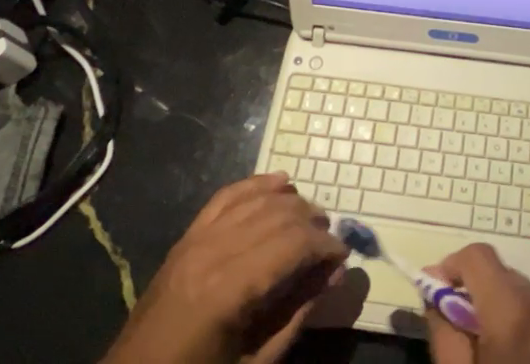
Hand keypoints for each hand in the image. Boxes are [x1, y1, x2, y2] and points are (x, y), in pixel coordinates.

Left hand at [102, 173, 347, 363]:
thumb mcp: (256, 360)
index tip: (343, 258)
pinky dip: (255, 185)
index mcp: (229, 289)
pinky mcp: (186, 237)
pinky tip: (280, 182)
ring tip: (313, 218)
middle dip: (313, 222)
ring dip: (291, 202)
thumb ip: (296, 313)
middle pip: (277, 215)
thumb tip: (333, 273)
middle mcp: (212, 251)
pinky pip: (225, 197)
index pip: (293, 244)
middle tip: (331, 242)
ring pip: (255, 199)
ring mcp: (195, 239)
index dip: (325, 246)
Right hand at [423, 244, 529, 363]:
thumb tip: (435, 293)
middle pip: (506, 277)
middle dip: (484, 298)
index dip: (453, 268)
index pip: (477, 256)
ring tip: (514, 357)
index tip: (441, 292)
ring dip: (516, 314)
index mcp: (514, 312)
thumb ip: (445, 331)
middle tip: (474, 336)